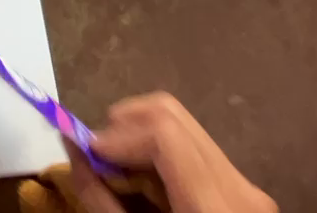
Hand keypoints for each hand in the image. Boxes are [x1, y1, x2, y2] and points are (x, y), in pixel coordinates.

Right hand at [66, 93, 274, 212]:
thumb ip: (97, 195)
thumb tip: (69, 142)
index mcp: (217, 210)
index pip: (164, 131)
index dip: (117, 133)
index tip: (90, 154)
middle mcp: (241, 188)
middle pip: (169, 114)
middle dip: (122, 126)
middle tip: (100, 158)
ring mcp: (247, 188)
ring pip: (178, 124)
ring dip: (137, 136)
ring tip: (121, 170)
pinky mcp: (244, 191)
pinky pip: (190, 146)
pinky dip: (156, 152)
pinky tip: (147, 184)